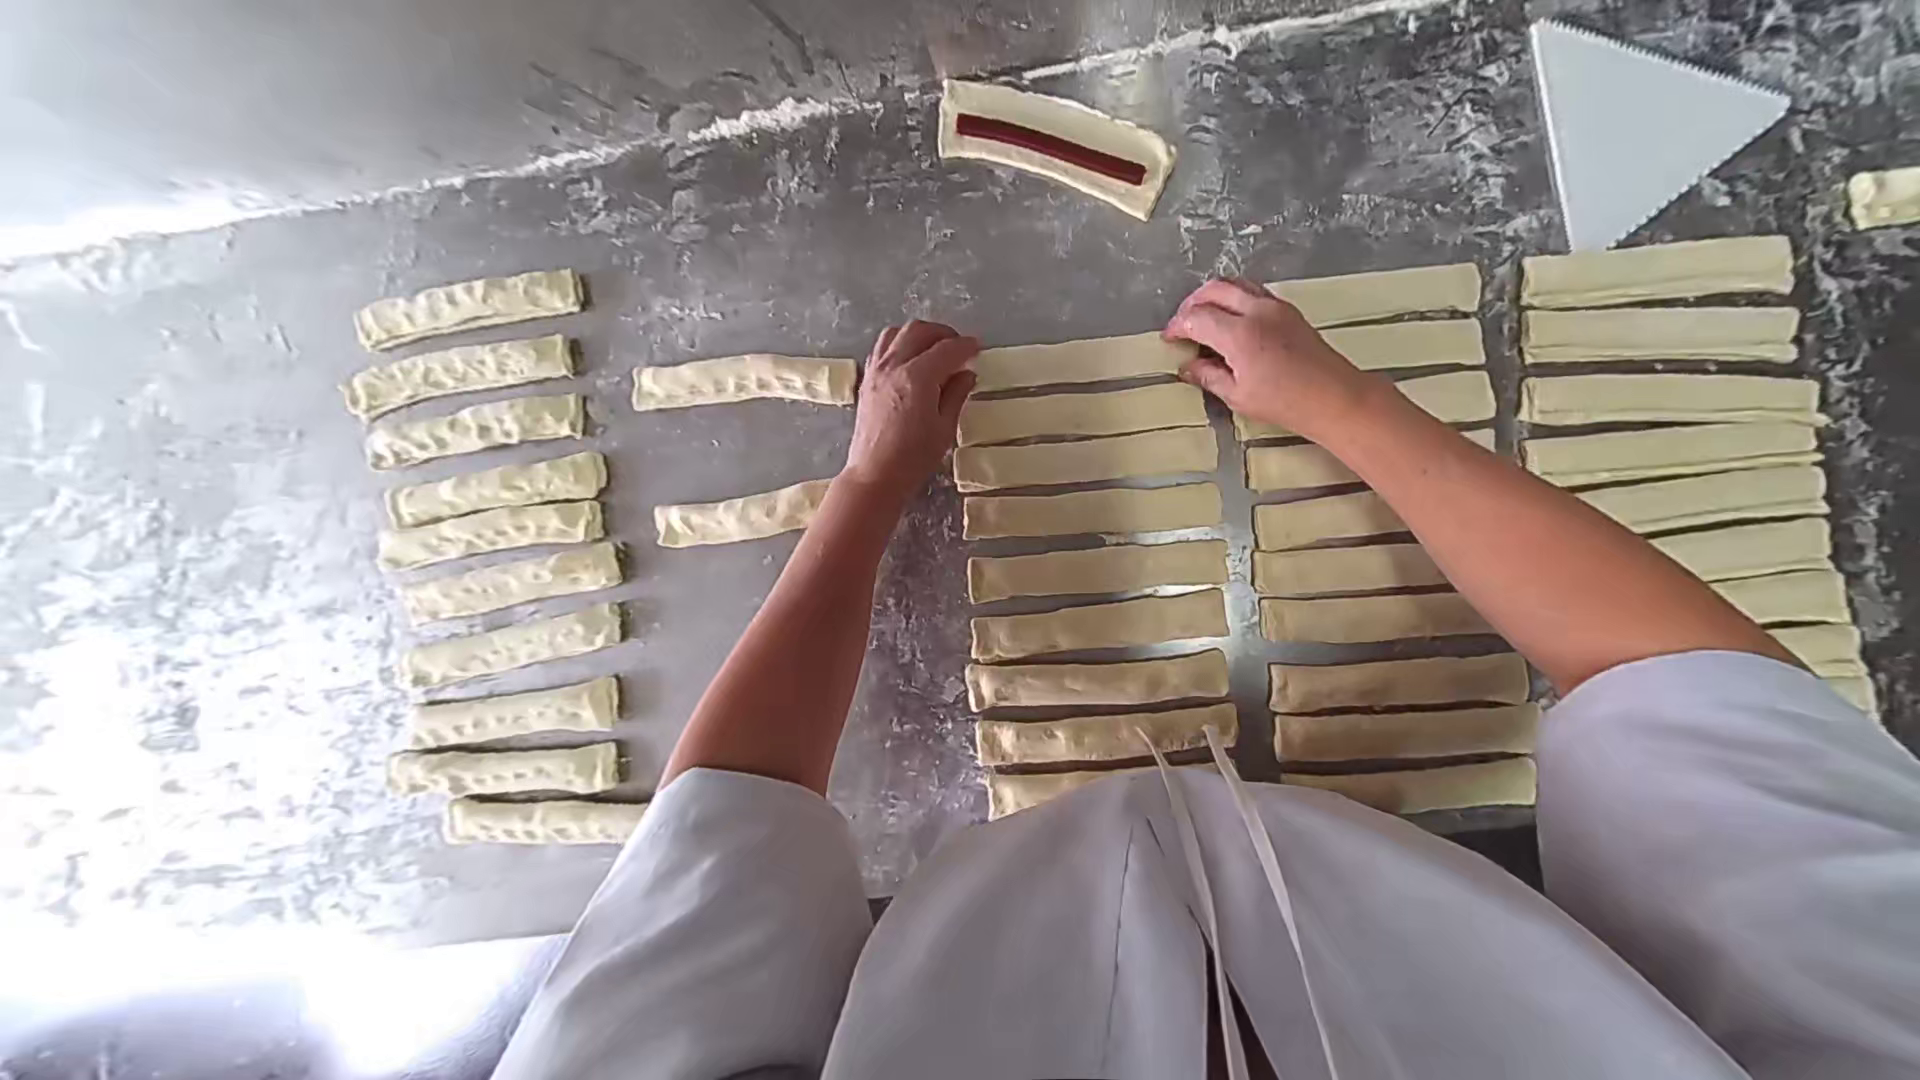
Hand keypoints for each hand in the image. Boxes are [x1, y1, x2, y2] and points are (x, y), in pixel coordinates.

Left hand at [842, 319, 979, 502]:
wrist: (875, 475)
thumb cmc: (913, 458)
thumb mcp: (945, 428)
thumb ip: (956, 395)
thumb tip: (966, 374)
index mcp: (918, 377)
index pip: (947, 349)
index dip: (966, 346)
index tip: (977, 348)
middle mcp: (894, 366)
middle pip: (919, 331)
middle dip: (943, 334)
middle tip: (958, 347)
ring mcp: (876, 371)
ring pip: (897, 333)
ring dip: (918, 335)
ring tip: (933, 349)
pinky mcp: (866, 381)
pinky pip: (882, 348)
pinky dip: (899, 345)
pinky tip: (909, 361)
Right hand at [1163, 279, 1379, 440]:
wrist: (1332, 395)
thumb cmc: (1283, 402)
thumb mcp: (1236, 395)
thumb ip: (1207, 375)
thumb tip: (1187, 367)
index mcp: (1240, 334)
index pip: (1196, 317)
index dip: (1177, 326)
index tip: (1169, 339)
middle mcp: (1257, 311)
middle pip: (1214, 289)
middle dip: (1191, 304)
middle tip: (1181, 325)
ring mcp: (1275, 306)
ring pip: (1234, 284)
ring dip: (1212, 296)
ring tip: (1202, 319)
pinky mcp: (1287, 309)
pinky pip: (1252, 291)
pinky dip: (1232, 298)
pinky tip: (1228, 321)